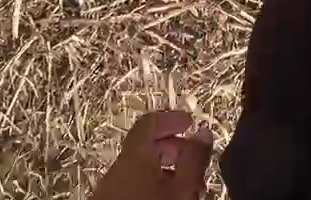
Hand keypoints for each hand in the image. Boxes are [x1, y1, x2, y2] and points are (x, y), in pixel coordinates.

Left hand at [92, 111, 214, 199]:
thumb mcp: (183, 189)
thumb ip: (194, 157)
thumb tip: (203, 131)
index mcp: (134, 157)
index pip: (149, 122)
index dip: (171, 118)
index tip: (191, 123)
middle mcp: (117, 170)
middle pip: (143, 146)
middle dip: (171, 147)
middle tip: (193, 159)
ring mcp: (108, 192)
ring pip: (137, 170)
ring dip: (162, 171)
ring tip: (184, 188)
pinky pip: (129, 187)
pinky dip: (149, 186)